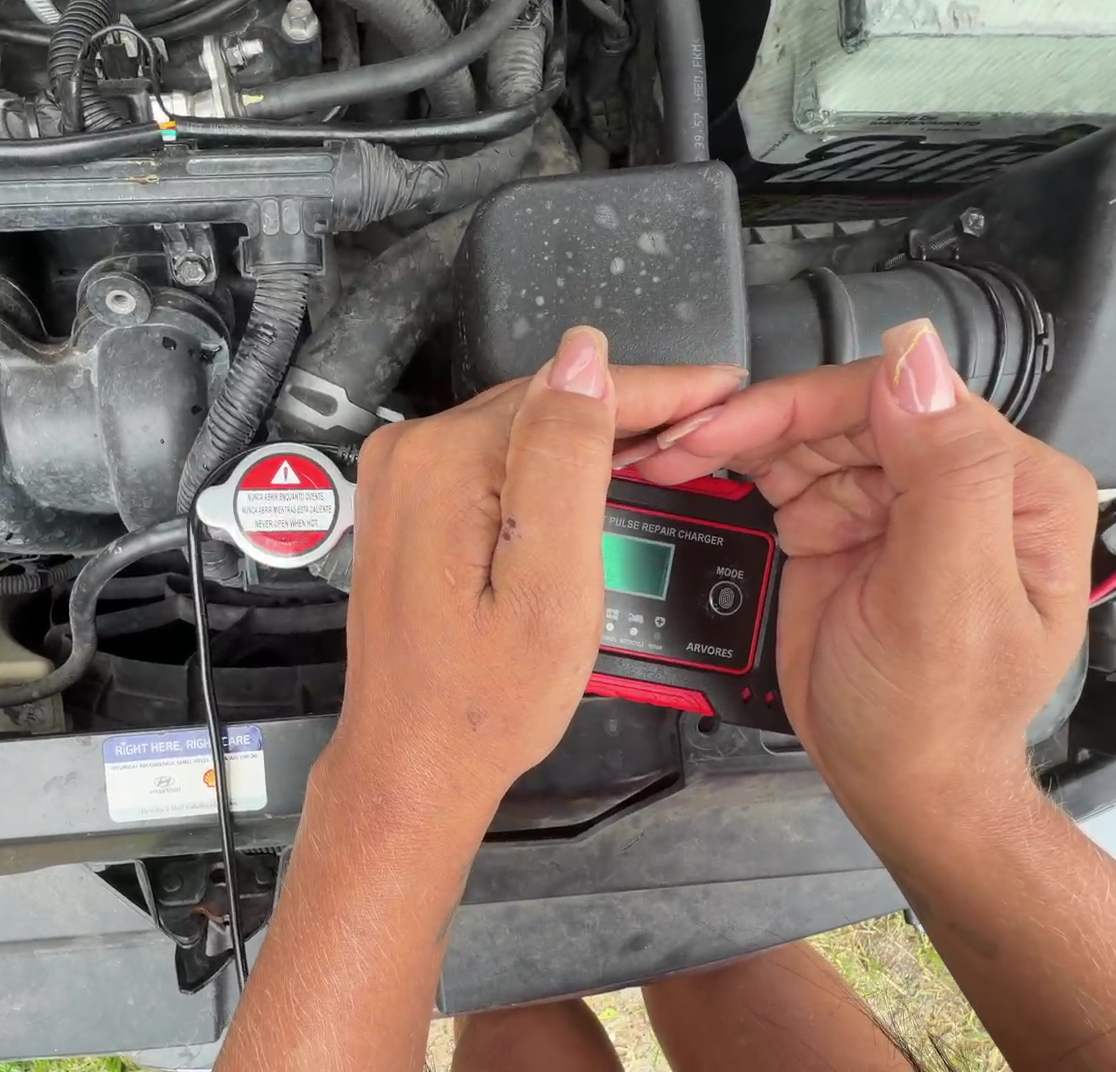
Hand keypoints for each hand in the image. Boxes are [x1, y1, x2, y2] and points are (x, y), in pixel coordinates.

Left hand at [335, 327, 747, 805]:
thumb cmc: (482, 698)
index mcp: (443, 463)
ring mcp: (398, 480)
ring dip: (584, 439)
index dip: (654, 390)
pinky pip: (487, 462)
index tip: (718, 389)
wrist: (414, 756)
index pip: (565, 394)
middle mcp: (407, 456)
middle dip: (622, 413)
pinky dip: (540, 466)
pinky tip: (584, 478)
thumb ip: (566, 461)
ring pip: (515, 432)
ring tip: (661, 446)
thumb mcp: (550, 583)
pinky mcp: (404, 506)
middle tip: (703, 420)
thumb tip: (584, 359)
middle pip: (538, 407)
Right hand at [619, 320, 1096, 835]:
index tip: (712, 430)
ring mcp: (880, 500)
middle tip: (669, 447)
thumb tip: (911, 354)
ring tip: (665, 460)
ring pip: (796, 437)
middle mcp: (943, 478)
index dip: (794, 405)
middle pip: (833, 413)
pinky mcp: (830, 523)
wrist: (892, 774)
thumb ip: (943, 474)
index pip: (893, 399)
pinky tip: (692, 476)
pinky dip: (728, 472)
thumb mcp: (945, 599)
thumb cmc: (932, 707)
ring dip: (726, 444)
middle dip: (746, 425)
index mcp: (1004, 482)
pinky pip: (775, 474)